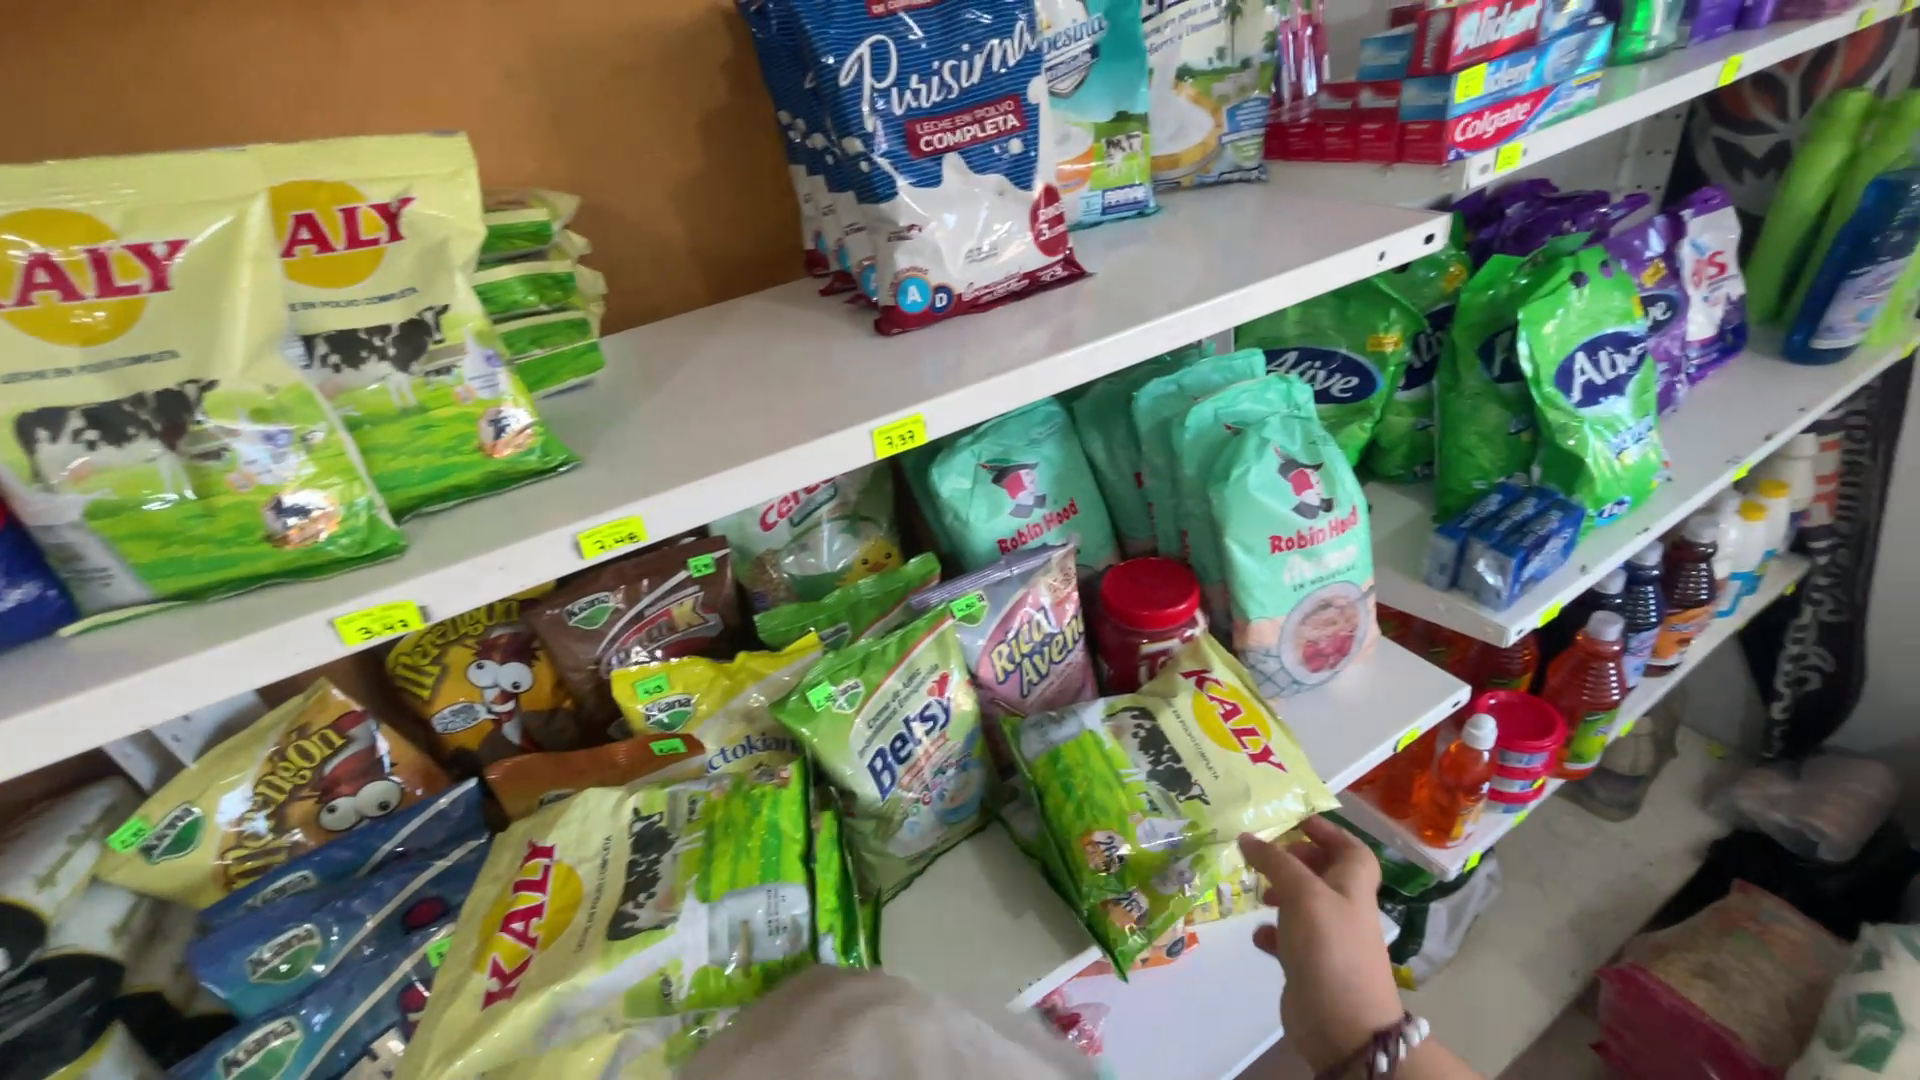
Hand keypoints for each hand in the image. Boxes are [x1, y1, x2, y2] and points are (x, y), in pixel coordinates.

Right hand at [1238, 818, 1404, 1073]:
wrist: (1344, 1028)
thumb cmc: (1330, 949)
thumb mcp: (1303, 894)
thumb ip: (1274, 862)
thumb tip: (1247, 836)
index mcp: (1352, 887)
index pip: (1351, 849)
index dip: (1328, 832)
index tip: (1294, 821)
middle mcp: (1343, 909)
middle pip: (1324, 873)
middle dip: (1295, 859)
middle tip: (1264, 853)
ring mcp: (1327, 939)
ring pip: (1302, 903)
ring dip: (1279, 892)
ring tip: (1255, 890)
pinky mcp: (1309, 965)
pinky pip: (1288, 938)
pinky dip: (1271, 931)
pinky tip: (1256, 932)